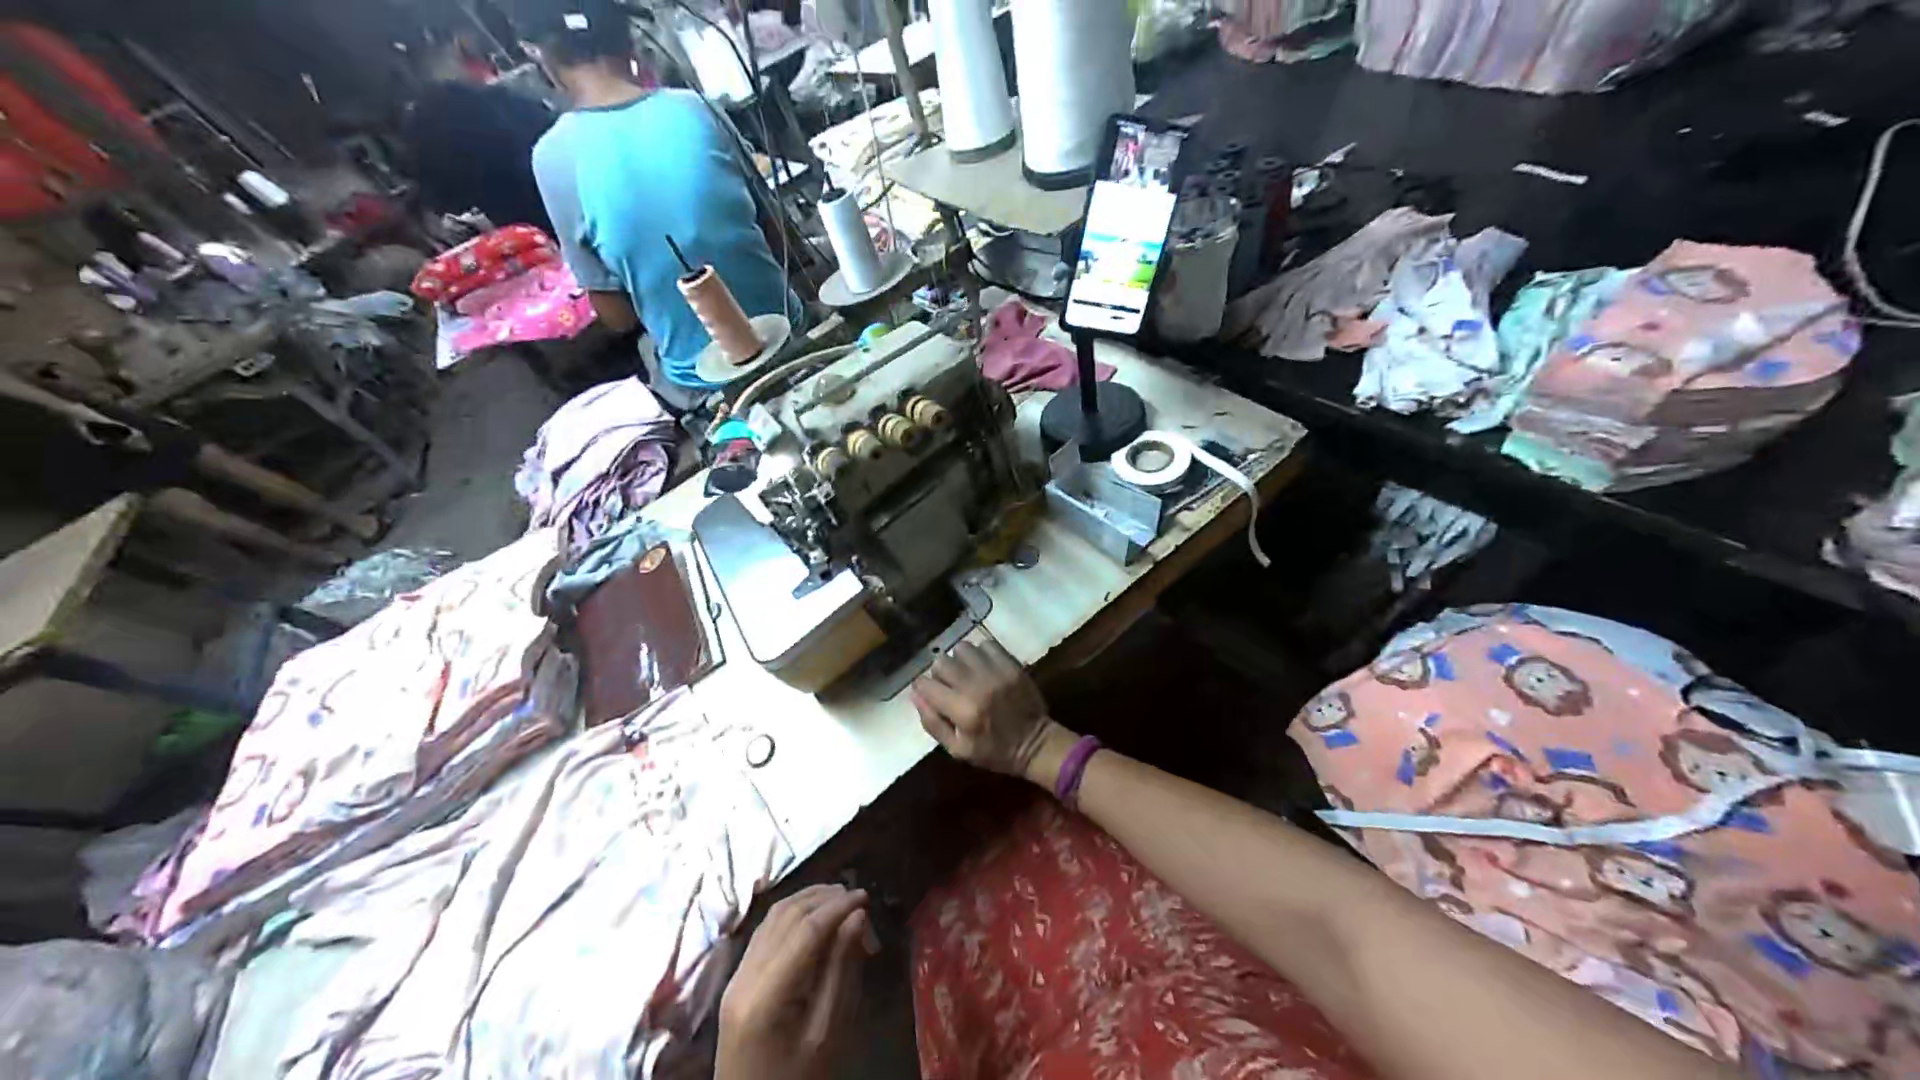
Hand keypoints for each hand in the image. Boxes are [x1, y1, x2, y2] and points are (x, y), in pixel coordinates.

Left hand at [717, 885, 876, 1079]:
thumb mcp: (827, 1033)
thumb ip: (842, 971)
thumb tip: (857, 916)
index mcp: (765, 997)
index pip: (805, 931)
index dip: (838, 907)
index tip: (866, 896)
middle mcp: (743, 978)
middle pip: (786, 916)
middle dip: (826, 900)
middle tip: (860, 904)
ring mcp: (736, 977)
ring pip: (774, 917)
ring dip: (810, 901)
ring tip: (842, 901)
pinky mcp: (737, 979)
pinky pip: (766, 931)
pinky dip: (794, 914)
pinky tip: (816, 917)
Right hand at [910, 639, 1064, 781]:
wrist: (1036, 744)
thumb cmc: (994, 752)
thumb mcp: (957, 750)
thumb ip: (933, 723)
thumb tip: (915, 695)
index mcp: (962, 711)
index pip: (926, 685)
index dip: (922, 687)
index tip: (927, 691)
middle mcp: (977, 687)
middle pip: (942, 662)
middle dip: (939, 673)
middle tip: (948, 684)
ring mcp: (996, 673)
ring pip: (962, 649)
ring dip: (959, 660)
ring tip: (966, 673)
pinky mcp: (1011, 665)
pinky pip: (986, 645)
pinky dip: (980, 654)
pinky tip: (983, 667)